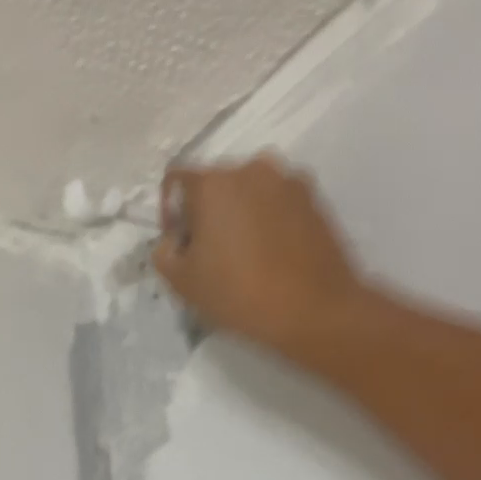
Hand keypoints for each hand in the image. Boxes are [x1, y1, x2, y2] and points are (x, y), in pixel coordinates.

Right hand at [152, 154, 374, 359]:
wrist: (316, 310)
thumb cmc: (239, 294)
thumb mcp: (181, 282)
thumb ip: (164, 252)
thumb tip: (174, 241)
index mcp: (213, 183)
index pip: (175, 181)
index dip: (170, 212)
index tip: (180, 243)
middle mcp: (252, 168)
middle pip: (215, 183)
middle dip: (206, 212)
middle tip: (210, 252)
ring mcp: (289, 181)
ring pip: (249, 192)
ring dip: (239, 214)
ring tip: (245, 253)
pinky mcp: (316, 198)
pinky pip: (278, 202)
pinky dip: (269, 220)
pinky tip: (272, 254)